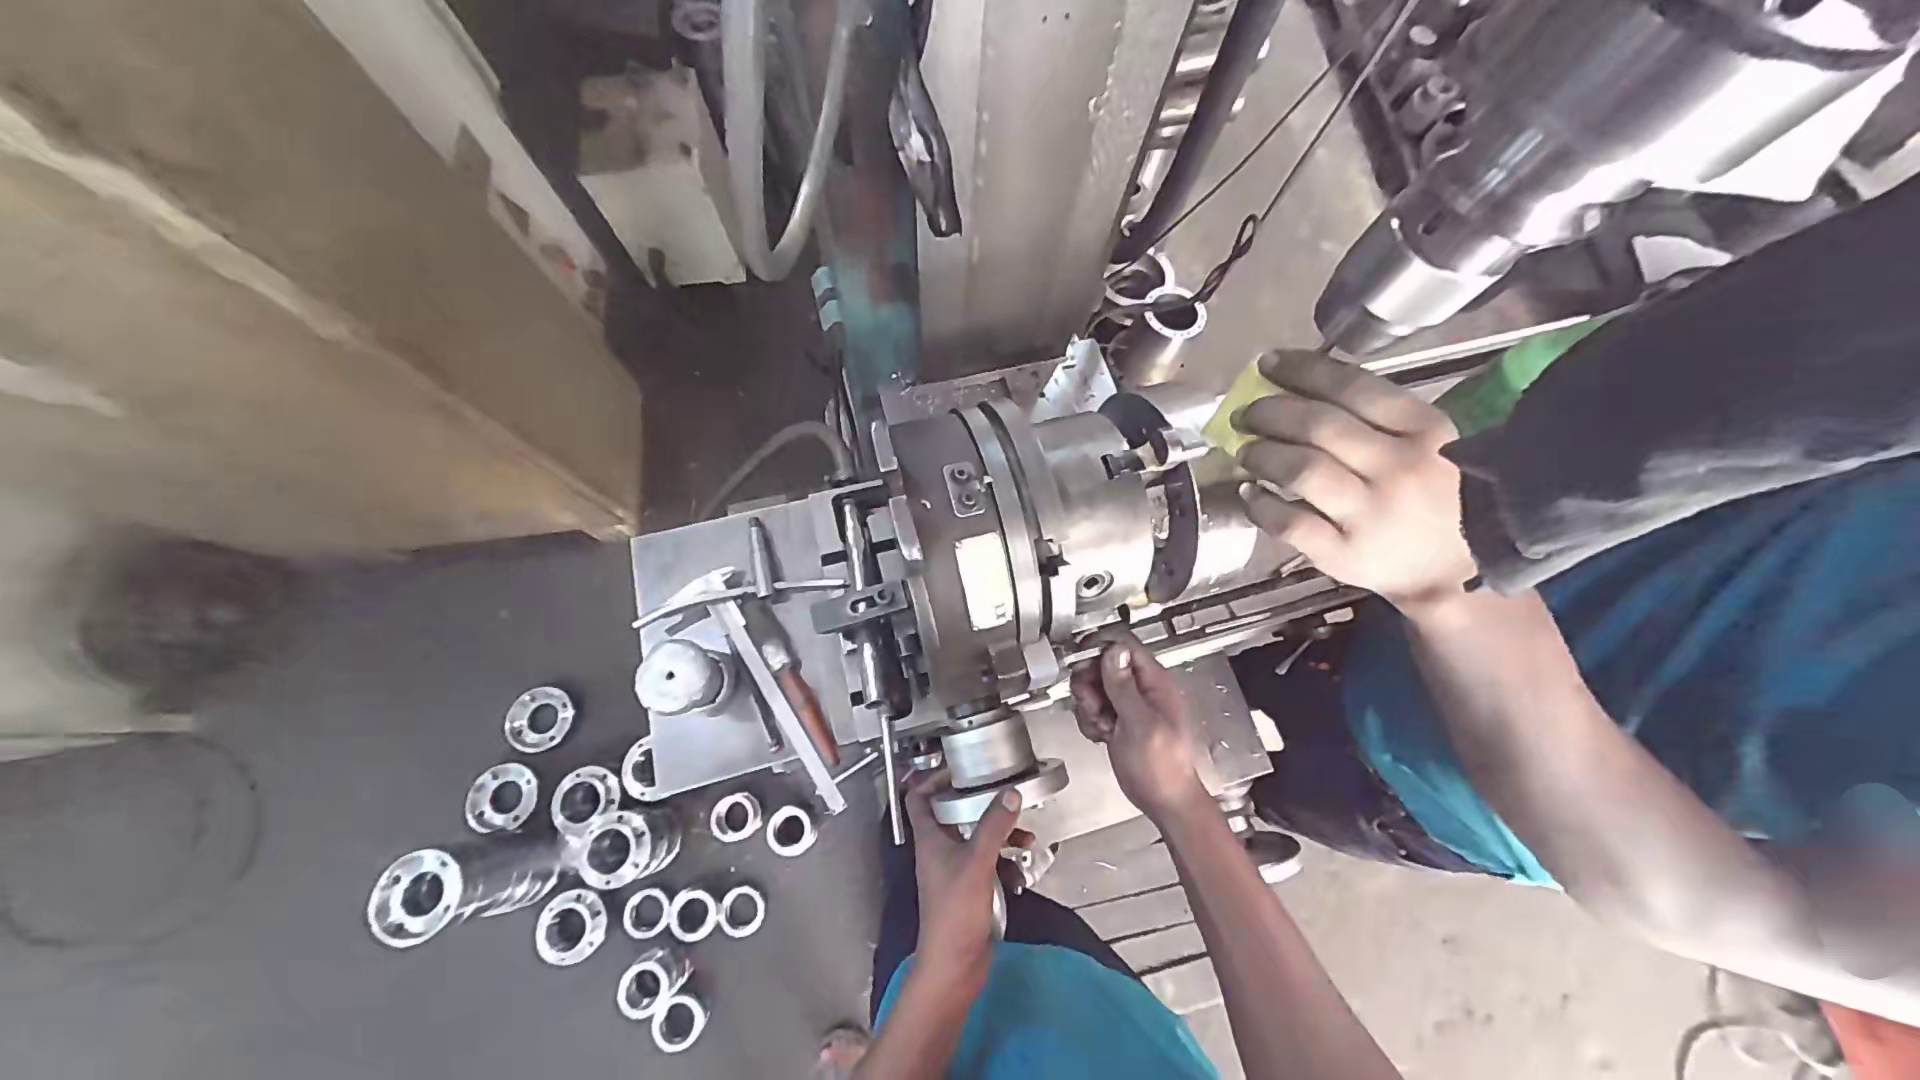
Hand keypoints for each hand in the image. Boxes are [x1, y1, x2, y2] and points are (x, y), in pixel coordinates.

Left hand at [904, 768, 1022, 974]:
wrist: (954, 967)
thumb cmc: (955, 913)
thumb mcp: (977, 862)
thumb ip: (994, 826)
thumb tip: (1010, 793)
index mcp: (930, 839)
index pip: (919, 798)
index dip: (933, 779)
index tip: (959, 769)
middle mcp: (939, 851)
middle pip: (956, 815)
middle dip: (983, 807)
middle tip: (1005, 799)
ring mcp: (954, 871)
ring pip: (977, 840)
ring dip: (1001, 837)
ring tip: (1026, 841)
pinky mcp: (971, 890)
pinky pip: (989, 866)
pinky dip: (1005, 866)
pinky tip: (1020, 876)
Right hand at [1069, 633, 1207, 822]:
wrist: (1165, 801)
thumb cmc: (1162, 767)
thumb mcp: (1141, 724)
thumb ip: (1124, 687)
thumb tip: (1114, 650)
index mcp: (1153, 682)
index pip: (1123, 646)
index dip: (1099, 649)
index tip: (1081, 664)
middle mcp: (1140, 689)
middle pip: (1103, 665)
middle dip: (1090, 685)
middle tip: (1093, 705)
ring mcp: (1128, 705)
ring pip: (1094, 687)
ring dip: (1089, 707)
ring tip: (1102, 726)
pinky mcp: (1117, 720)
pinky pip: (1093, 709)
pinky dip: (1090, 721)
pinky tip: (1101, 735)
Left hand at [1233, 349, 1476, 610]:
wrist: (1459, 569)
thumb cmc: (1434, 496)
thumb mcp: (1425, 444)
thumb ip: (1373, 417)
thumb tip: (1295, 389)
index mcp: (1423, 430)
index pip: (1353, 387)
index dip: (1302, 370)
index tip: (1268, 364)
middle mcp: (1398, 468)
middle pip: (1318, 426)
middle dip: (1269, 412)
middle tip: (1244, 414)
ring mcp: (1370, 514)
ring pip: (1299, 470)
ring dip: (1261, 454)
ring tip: (1245, 452)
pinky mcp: (1344, 554)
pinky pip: (1288, 522)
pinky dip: (1259, 505)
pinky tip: (1249, 494)